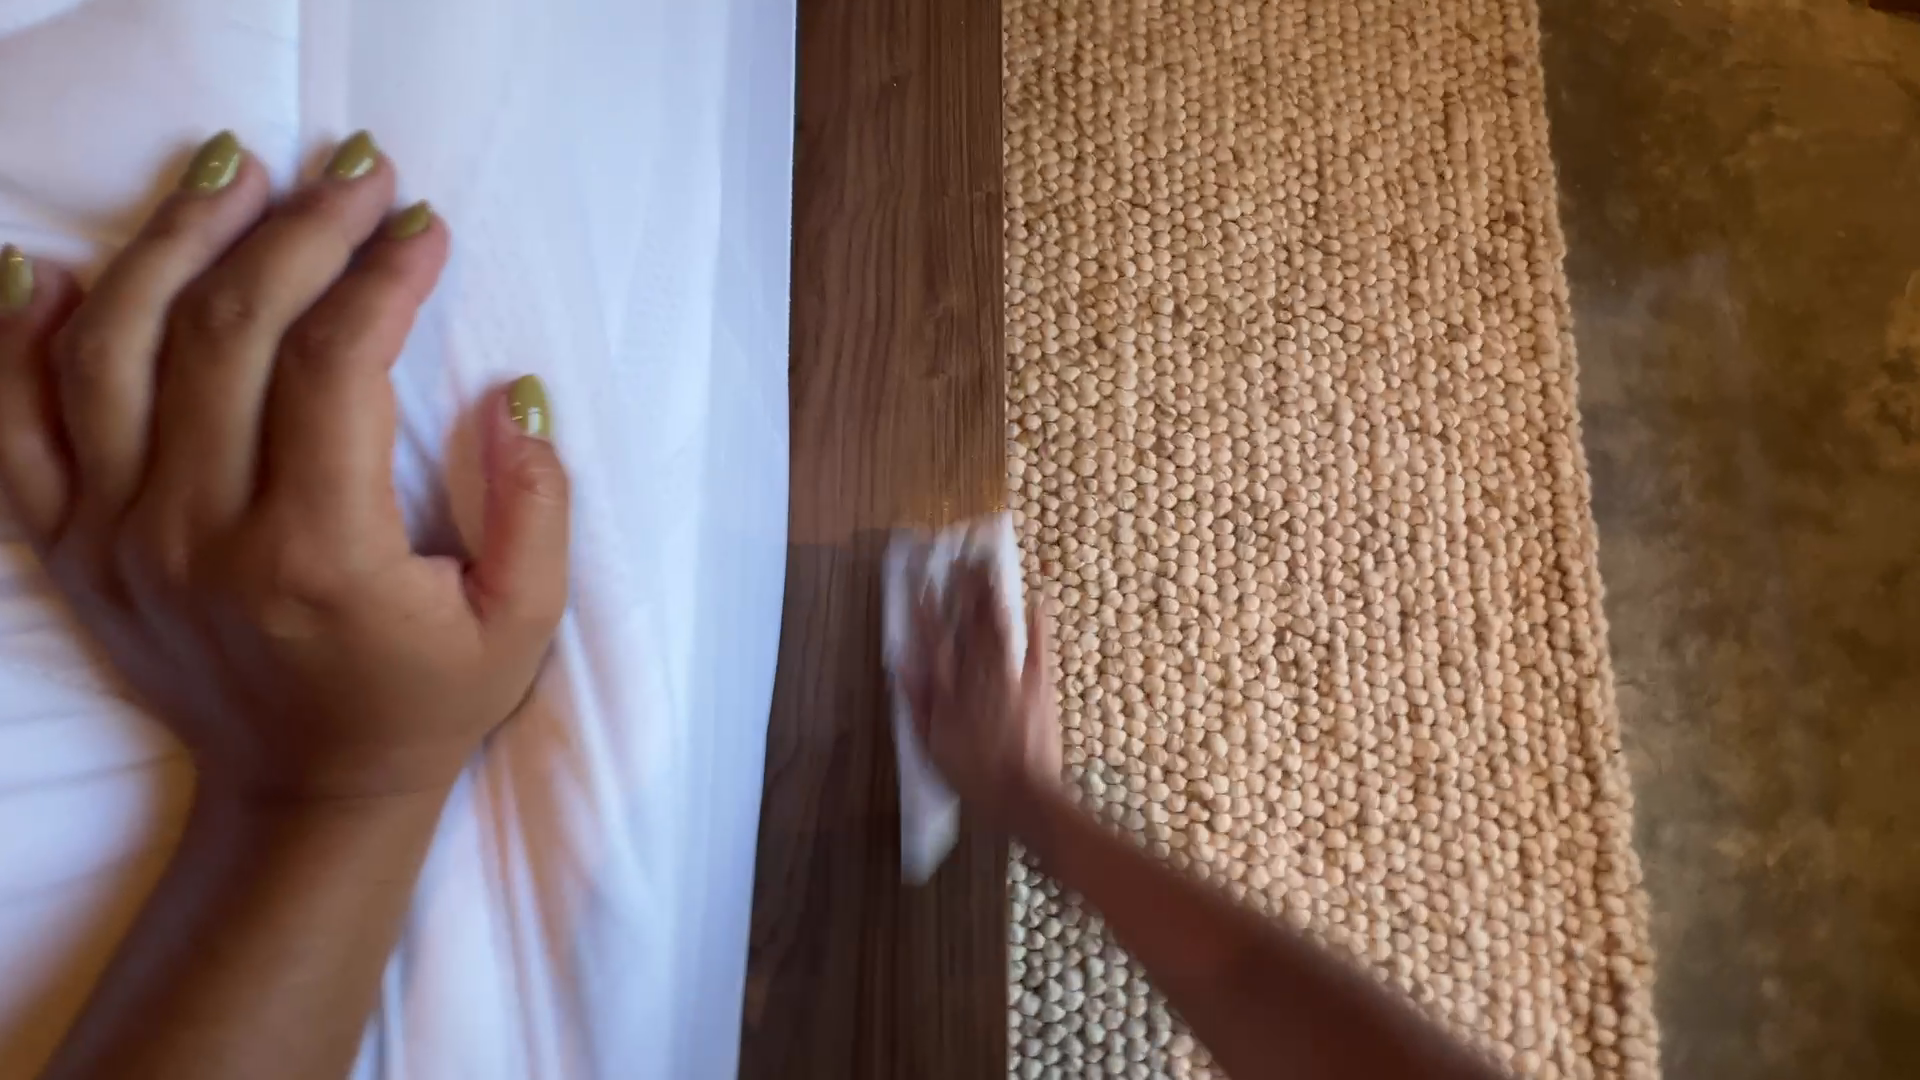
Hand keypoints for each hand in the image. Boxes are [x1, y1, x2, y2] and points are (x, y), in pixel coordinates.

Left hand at [0, 132, 569, 803]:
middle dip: (299, 234)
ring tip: (235, 173)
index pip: (339, 370)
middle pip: (231, 334)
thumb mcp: (527, 619)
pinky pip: (16, 418)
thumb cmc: (434, 700)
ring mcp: (120, 537)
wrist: (312, 791)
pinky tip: (54, 261)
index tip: (422, 227)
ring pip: (118, 347)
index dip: (383, 281)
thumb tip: (518, 401)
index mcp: (322, 552)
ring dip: (181, 244)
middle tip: (351, 170)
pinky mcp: (81, 547)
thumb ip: (537, 508)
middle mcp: (200, 532)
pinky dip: (22, 329)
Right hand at [903, 562, 1063, 829]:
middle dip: (965, 590)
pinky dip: (1036, 625)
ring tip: (988, 568)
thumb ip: (916, 701)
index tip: (923, 580)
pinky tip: (1035, 603)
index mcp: (951, 688)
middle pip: (970, 625)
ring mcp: (1013, 677)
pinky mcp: (1040, 686)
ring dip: (993, 597)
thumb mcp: (931, 743)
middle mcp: (980, 674)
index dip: (927, 608)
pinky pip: (1038, 649)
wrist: (1022, 796)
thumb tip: (901, 663)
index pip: (934, 639)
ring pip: (999, 628)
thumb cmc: (972, 774)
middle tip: (962, 559)